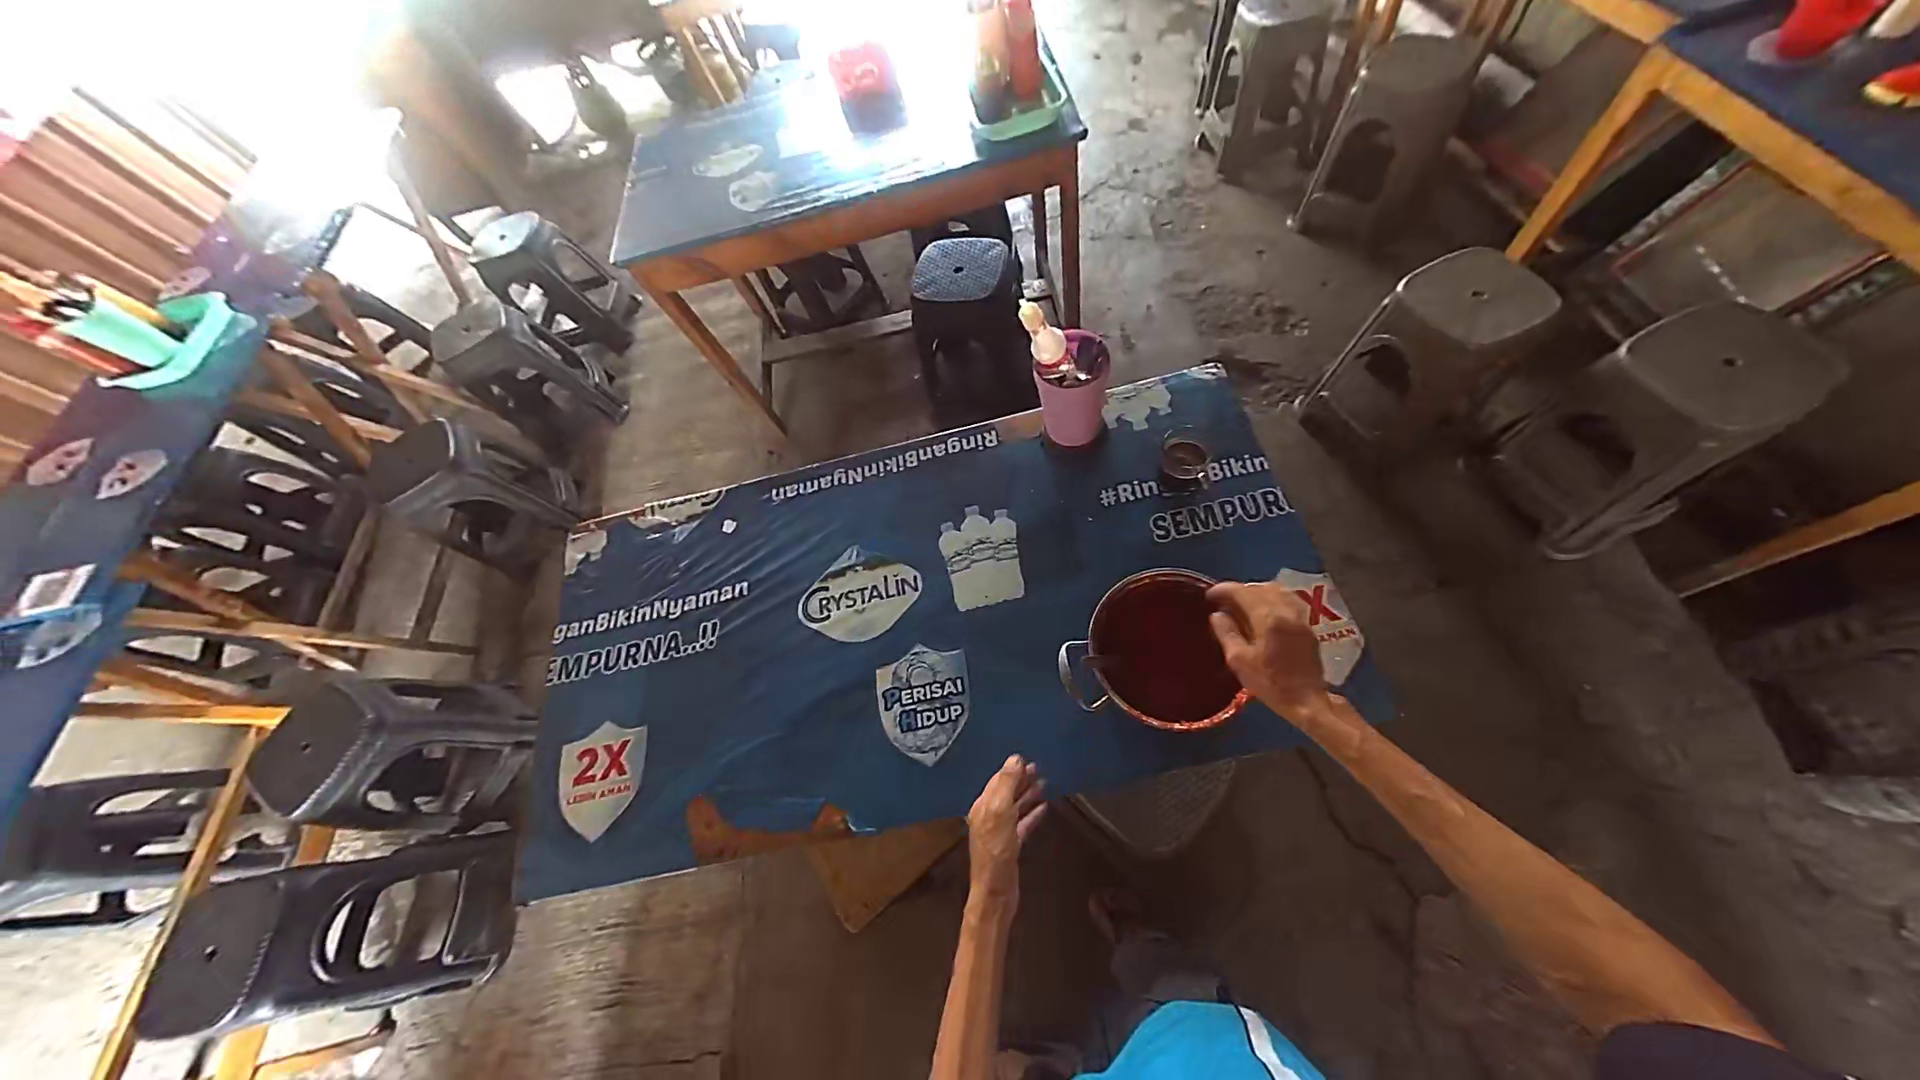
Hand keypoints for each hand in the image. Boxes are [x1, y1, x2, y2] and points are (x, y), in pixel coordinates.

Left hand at [966, 755, 1046, 906]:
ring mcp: (1000, 831)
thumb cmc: (996, 850)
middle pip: (1007, 791)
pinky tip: (1044, 808)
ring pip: (1016, 806)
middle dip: (1021, 779)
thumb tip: (1014, 759)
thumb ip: (1007, 784)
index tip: (1027, 759)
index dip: (1012, 769)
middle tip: (1038, 768)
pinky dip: (1032, 814)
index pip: (998, 780)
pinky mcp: (1011, 845)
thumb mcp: (1000, 811)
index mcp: (983, 805)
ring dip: (1028, 794)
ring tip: (1044, 783)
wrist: (996, 890)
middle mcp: (989, 815)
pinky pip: (1023, 823)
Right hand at [1207, 581, 1330, 719]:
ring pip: (1277, 590)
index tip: (1209, 596)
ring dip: (1256, 591)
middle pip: (1260, 587)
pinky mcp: (1307, 626)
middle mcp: (1286, 611)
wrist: (1307, 701)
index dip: (1223, 590)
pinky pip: (1288, 600)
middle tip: (1223, 600)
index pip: (1242, 592)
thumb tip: (1217, 615)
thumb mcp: (1239, 661)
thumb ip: (1226, 633)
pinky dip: (1272, 598)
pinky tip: (1263, 610)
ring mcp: (1300, 617)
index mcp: (1267, 619)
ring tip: (1242, 603)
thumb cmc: (1270, 683)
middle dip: (1239, 590)